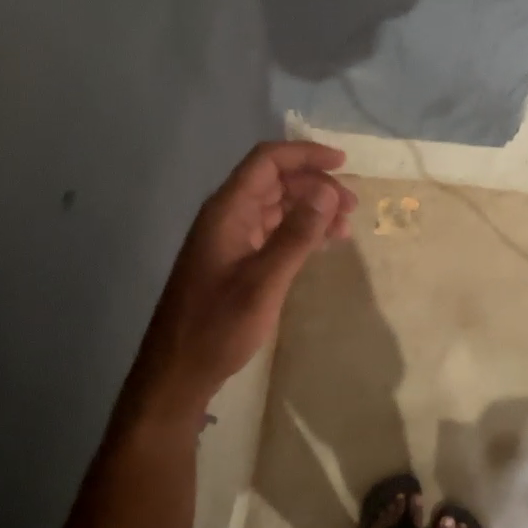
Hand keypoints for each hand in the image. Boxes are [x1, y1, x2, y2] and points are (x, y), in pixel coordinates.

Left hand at [123, 141, 357, 424]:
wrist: (176, 373)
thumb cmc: (217, 327)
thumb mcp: (264, 282)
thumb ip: (296, 235)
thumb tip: (327, 191)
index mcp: (227, 211)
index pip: (267, 161)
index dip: (305, 154)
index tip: (342, 163)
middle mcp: (226, 216)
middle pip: (274, 180)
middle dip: (314, 184)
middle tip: (351, 206)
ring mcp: (228, 238)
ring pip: (275, 205)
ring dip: (310, 208)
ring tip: (344, 227)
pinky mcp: (233, 260)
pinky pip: (270, 229)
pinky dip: (298, 230)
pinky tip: (321, 244)